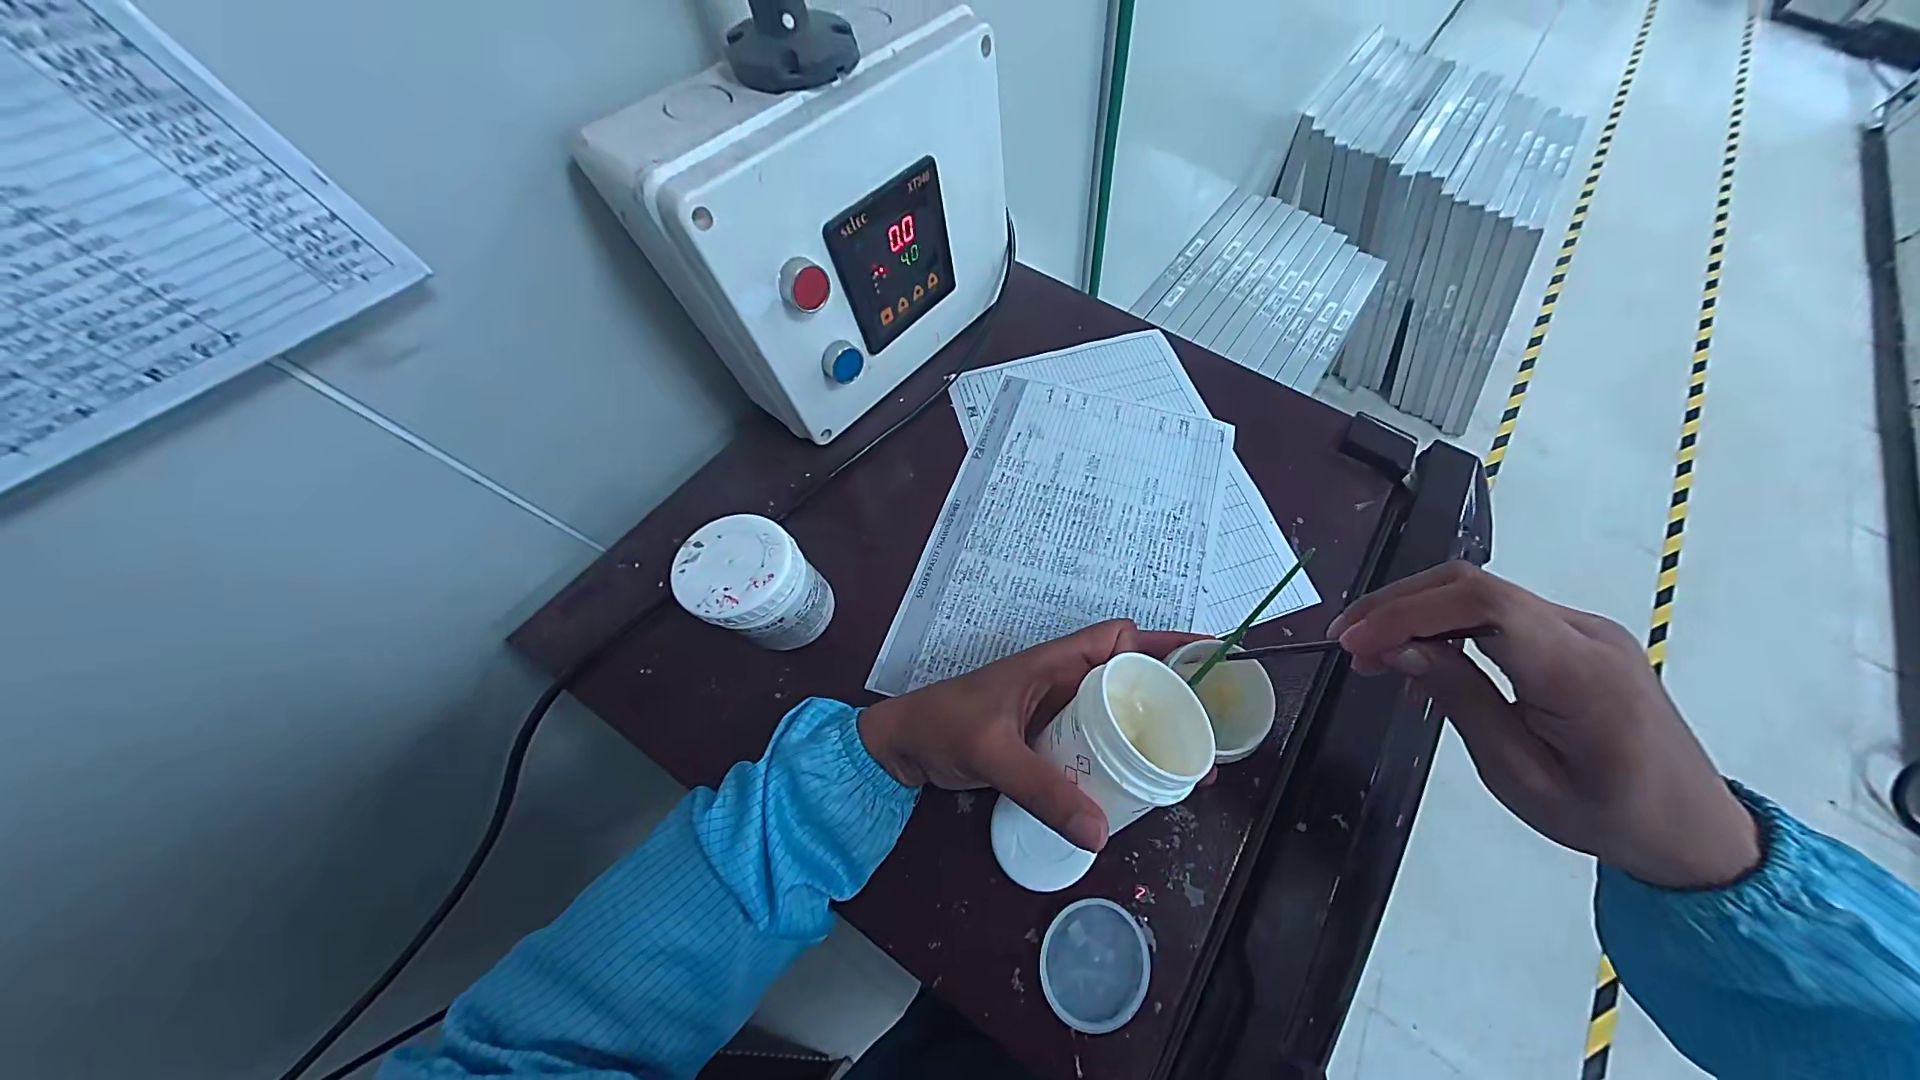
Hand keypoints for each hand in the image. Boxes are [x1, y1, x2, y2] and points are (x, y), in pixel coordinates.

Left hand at [859, 620, 1203, 852]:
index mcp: (1052, 663)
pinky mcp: (1047, 740)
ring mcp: (1055, 713)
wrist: (903, 747)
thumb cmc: (942, 726)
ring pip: (1115, 711)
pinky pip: (1096, 741)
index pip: (1115, 637)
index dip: (1158, 643)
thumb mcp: (991, 753)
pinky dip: (1121, 756)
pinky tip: (1141, 785)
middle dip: (1170, 694)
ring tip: (1192, 763)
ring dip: (1150, 729)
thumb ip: (1040, 788)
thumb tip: (1100, 831)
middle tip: (1212, 727)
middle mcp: (1061, 682)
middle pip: (1127, 675)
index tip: (1201, 664)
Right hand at [1328, 562, 1760, 888]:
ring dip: (1410, 611)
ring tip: (1369, 650)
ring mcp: (1582, 628)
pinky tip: (1413, 653)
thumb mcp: (1518, 773)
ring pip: (1475, 590)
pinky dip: (1438, 621)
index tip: (1354, 643)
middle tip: (1346, 641)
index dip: (1405, 612)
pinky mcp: (1571, 635)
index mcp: (1578, 672)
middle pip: (1470, 584)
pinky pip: (1492, 610)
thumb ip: (1460, 699)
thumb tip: (1399, 649)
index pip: (1481, 605)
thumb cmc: (1606, 816)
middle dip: (1394, 605)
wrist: (1696, 831)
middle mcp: (1584, 633)